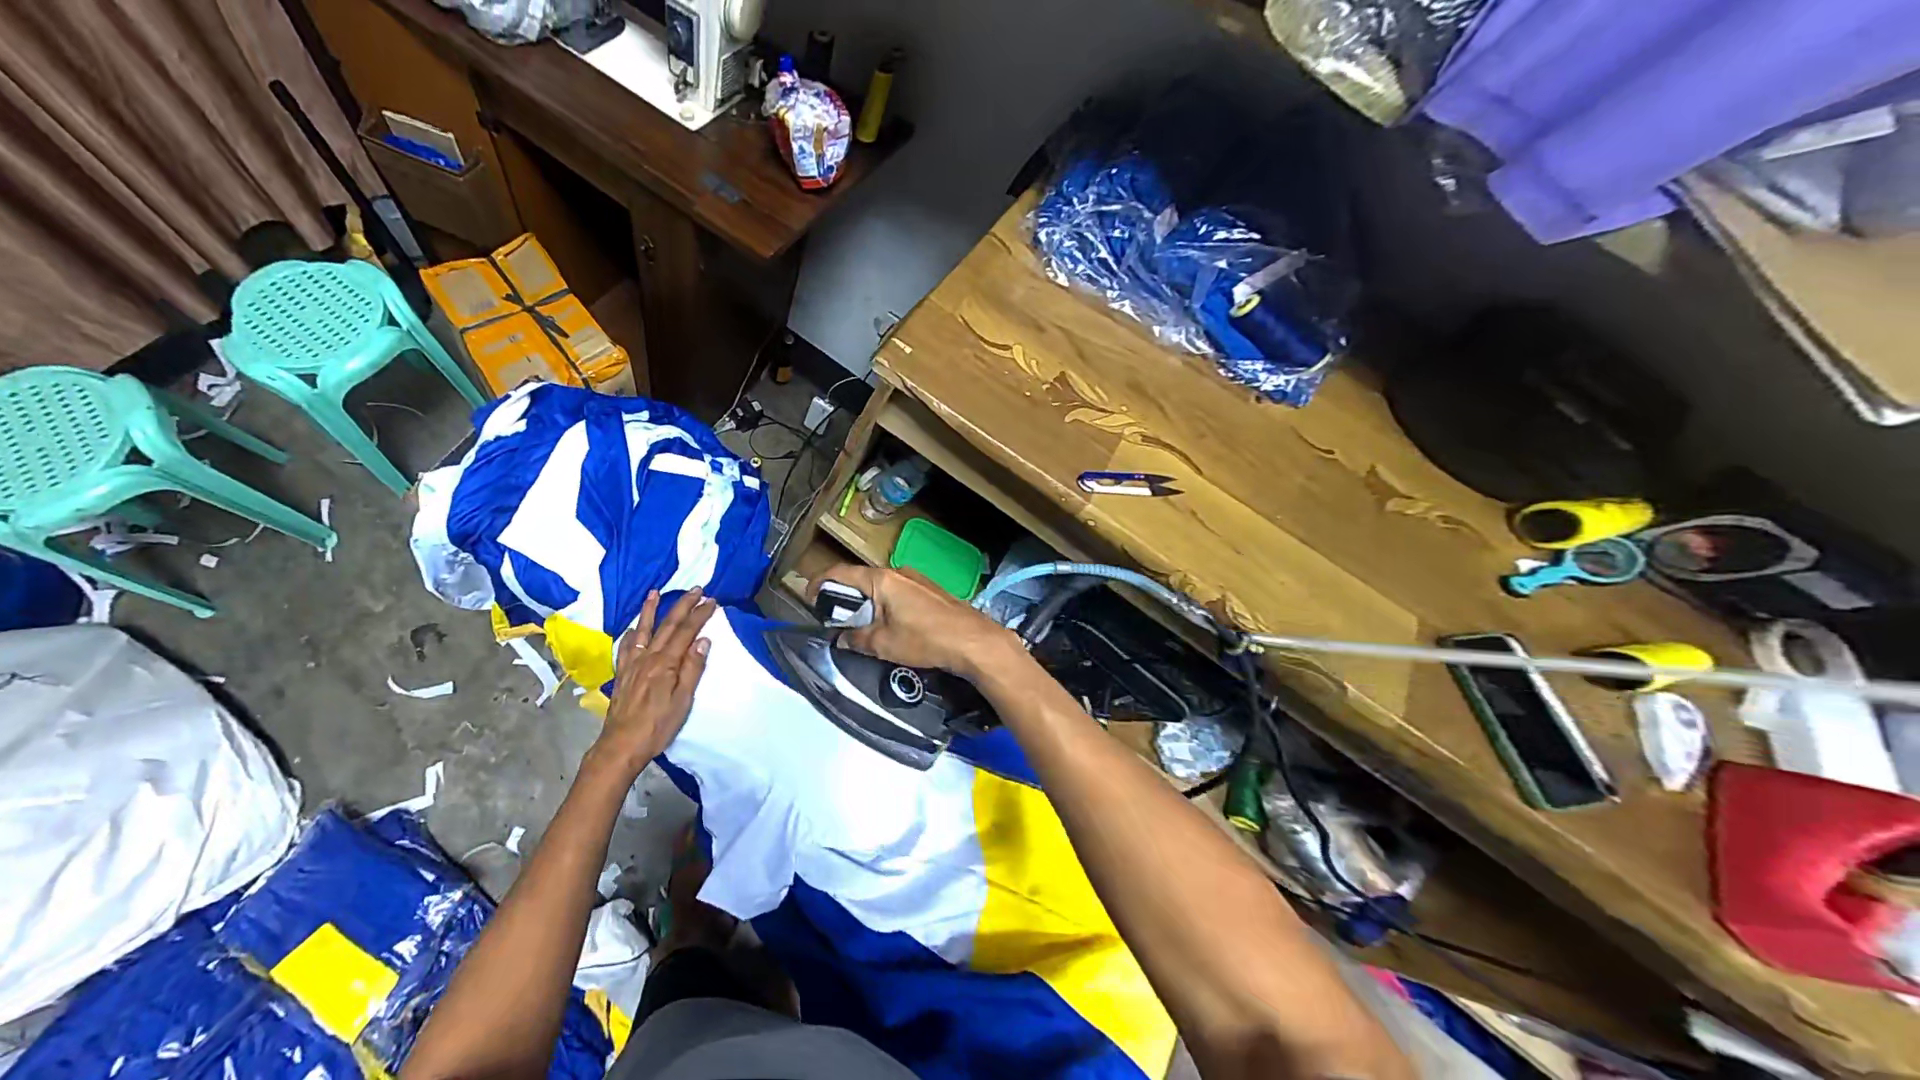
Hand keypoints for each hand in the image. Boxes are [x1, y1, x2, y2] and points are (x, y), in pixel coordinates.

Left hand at [596, 588, 714, 773]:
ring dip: (650, 610)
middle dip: (682, 605)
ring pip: (642, 630)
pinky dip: (631, 634)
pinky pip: (626, 647)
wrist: (621, 746)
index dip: (699, 615)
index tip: (712, 600)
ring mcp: (632, 664)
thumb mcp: (683, 700)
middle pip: (667, 626)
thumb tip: (703, 640)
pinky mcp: (622, 674)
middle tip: (696, 589)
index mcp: (665, 663)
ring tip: (655, 592)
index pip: (686, 632)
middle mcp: (647, 658)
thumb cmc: (657, 726)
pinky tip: (632, 629)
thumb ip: (692, 668)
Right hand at [806, 564, 1021, 679]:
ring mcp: (917, 580)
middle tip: (834, 622)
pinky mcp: (930, 591)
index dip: (820, 584)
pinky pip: (898, 594)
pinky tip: (889, 628)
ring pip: (880, 588)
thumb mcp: (884, 645)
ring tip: (861, 630)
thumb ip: (856, 639)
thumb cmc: (927, 639)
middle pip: (860, 580)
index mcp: (882, 580)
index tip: (808, 600)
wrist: (975, 642)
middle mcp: (898, 572)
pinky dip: (885, 607)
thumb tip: (841, 638)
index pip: (840, 573)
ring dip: (866, 605)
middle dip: (844, 600)